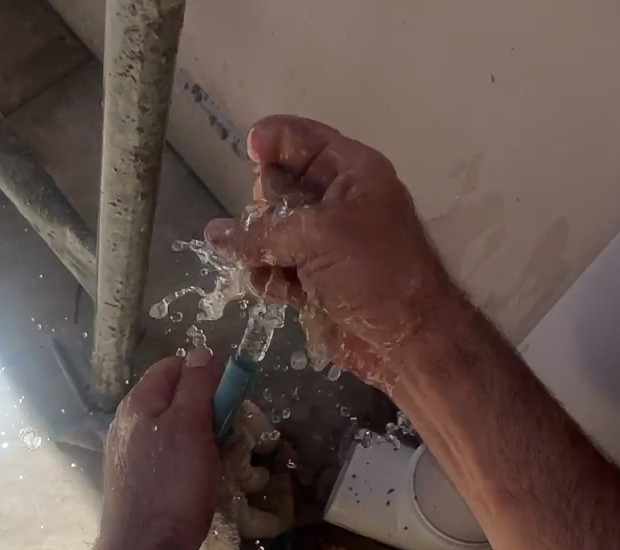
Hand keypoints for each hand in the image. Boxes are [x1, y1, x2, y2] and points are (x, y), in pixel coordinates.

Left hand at [96, 350, 223, 549]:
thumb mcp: (189, 427)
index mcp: (137, 405)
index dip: (206, 374)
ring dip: (204, 440)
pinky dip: (192, 464)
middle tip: (230, 432)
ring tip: (222, 459)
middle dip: (208, 410)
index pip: (174, 367)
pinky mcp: (141, 485)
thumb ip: (196, 386)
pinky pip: (172, 460)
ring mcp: (132, 458)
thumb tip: (203, 353)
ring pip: (175, 432)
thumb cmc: (171, 488)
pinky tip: (205, 482)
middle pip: (175, 400)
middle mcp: (128, 426)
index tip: (231, 398)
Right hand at [203, 116, 466, 395]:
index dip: (276, 140)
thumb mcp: (317, 237)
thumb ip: (262, 233)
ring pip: (273, 235)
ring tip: (260, 263)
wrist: (405, 339)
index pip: (306, 141)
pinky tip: (270, 287)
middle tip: (266, 224)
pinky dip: (268, 279)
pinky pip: (277, 272)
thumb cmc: (373, 272)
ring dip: (260, 248)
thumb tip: (214, 234)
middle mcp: (338, 205)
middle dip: (264, 205)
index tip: (248, 149)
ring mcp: (325, 248)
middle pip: (281, 189)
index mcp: (352, 175)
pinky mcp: (316, 284)